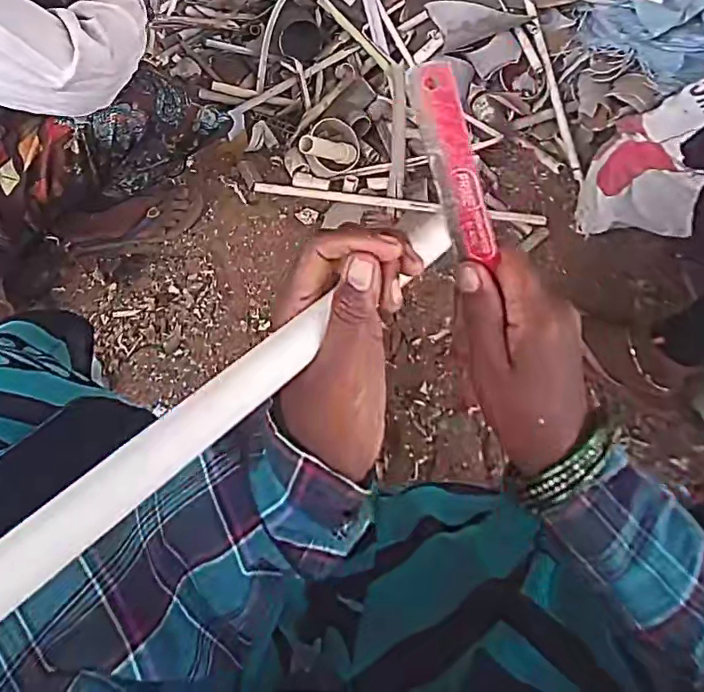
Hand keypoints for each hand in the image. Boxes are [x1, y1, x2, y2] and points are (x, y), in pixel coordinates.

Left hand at [274, 229, 424, 480]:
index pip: (320, 251)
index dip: (357, 241)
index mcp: (297, 309)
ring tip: (405, 276)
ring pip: (358, 265)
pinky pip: (371, 287)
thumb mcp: (344, 368)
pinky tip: (399, 291)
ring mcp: (335, 314)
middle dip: (376, 246)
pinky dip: (389, 281)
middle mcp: (313, 306)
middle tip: (405, 260)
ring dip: (385, 262)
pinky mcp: (354, 325)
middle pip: (341, 251)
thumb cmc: (328, 426)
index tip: (391, 250)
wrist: (336, 462)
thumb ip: (352, 315)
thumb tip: (360, 265)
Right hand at [452, 249, 590, 476]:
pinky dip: (502, 322)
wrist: (561, 452)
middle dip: (478, 293)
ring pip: (510, 289)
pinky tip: (494, 354)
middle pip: (505, 271)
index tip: (457, 269)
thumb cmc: (522, 415)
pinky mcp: (558, 327)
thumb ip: (478, 311)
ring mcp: (561, 316)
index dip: (477, 255)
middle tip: (467, 334)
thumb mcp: (487, 363)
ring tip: (480, 351)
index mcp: (539, 312)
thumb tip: (469, 267)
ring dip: (487, 311)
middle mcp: (556, 306)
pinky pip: (521, 306)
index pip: (506, 255)